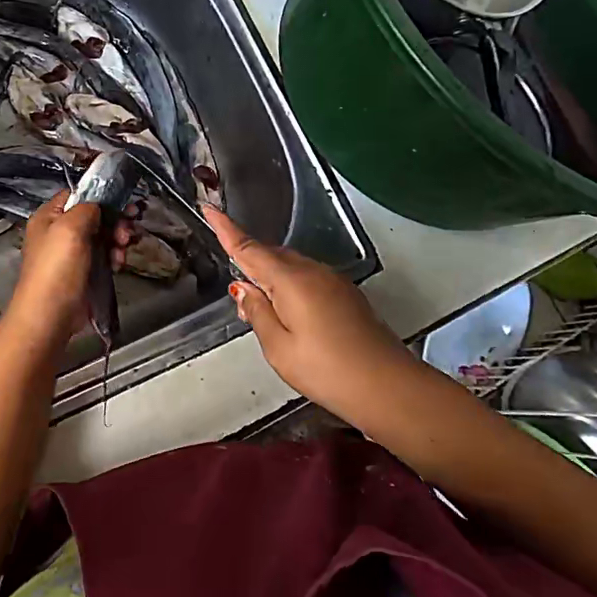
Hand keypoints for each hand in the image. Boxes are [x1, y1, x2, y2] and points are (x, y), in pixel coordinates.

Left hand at [6, 192, 130, 341]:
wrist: (50, 316)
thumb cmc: (56, 270)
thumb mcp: (70, 228)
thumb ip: (86, 208)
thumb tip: (99, 205)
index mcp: (49, 217)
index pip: (78, 195)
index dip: (101, 196)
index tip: (123, 201)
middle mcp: (58, 232)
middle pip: (94, 216)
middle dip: (115, 220)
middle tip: (128, 228)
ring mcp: (71, 253)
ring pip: (102, 236)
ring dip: (117, 239)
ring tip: (123, 248)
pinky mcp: (83, 272)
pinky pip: (103, 256)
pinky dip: (113, 256)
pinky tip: (118, 262)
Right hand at [205, 206, 411, 401]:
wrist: (387, 386)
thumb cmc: (329, 370)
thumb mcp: (278, 347)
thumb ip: (256, 313)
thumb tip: (243, 289)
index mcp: (291, 280)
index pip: (249, 248)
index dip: (226, 229)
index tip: (209, 209)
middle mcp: (313, 272)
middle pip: (271, 256)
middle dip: (250, 265)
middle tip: (239, 297)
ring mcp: (333, 281)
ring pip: (291, 268)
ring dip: (272, 281)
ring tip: (265, 316)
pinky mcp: (346, 295)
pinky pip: (308, 280)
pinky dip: (291, 289)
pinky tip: (291, 317)